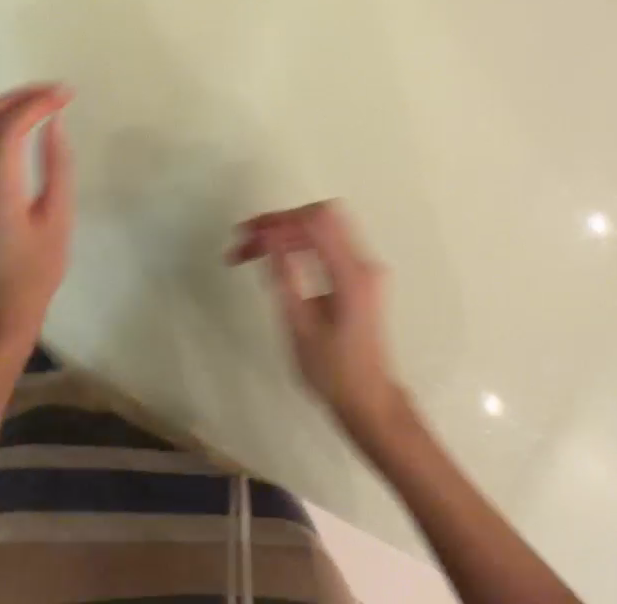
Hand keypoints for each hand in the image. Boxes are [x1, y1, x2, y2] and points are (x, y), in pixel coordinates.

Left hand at [0, 84, 74, 353]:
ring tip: (28, 100)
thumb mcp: (59, 218)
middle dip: (18, 97)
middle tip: (53, 92)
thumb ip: (58, 167)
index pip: (10, 127)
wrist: (3, 305)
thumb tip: (54, 123)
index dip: (37, 103)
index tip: (67, 95)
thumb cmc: (38, 267)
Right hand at [228, 201, 408, 439]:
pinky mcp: (361, 276)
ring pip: (324, 226)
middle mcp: (364, 263)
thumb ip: (284, 275)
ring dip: (288, 231)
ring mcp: (366, 268)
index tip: (246, 235)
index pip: (316, 221)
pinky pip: (329, 242)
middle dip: (280, 222)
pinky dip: (300, 242)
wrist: (369, 400)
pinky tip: (277, 258)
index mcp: (351, 274)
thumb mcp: (300, 326)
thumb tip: (267, 237)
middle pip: (320, 216)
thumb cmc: (332, 372)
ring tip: (253, 249)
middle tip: (246, 241)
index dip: (278, 220)